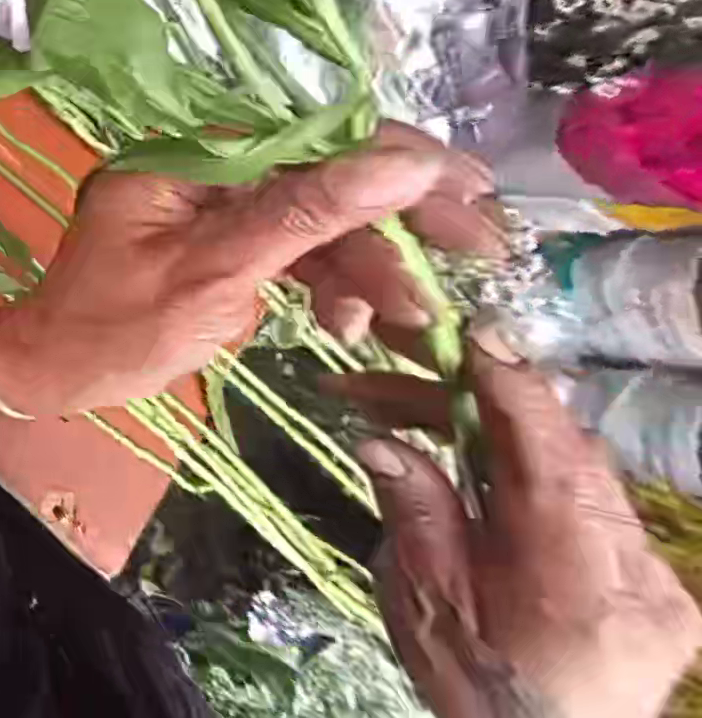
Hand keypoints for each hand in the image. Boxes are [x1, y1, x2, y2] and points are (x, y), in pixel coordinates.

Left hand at [0, 122, 500, 412]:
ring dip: (360, 267)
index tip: (468, 192)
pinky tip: (347, 325)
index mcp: (174, 165)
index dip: (387, 158)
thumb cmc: (119, 326)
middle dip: (387, 221)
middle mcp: (188, 178)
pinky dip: (320, 284)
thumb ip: (302, 216)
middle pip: (309, 180)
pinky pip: (279, 253)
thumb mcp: (215, 272)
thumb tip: (402, 161)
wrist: (59, 368)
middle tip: (476, 253)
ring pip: (303, 222)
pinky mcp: (208, 248)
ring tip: (403, 319)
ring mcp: (200, 215)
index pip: (296, 140)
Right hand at [330, 335, 701, 717]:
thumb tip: (379, 437)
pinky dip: (495, 452)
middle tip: (369, 369)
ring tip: (376, 405)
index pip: (552, 461)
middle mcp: (631, 564)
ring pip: (557, 461)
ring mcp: (641, 566)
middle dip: (460, 395)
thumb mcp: (422, 591)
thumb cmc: (471, 673)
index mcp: (577, 574)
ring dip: (465, 421)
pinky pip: (563, 486)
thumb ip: (413, 510)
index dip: (515, 392)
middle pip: (551, 448)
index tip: (474, 337)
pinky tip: (434, 446)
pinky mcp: (629, 567)